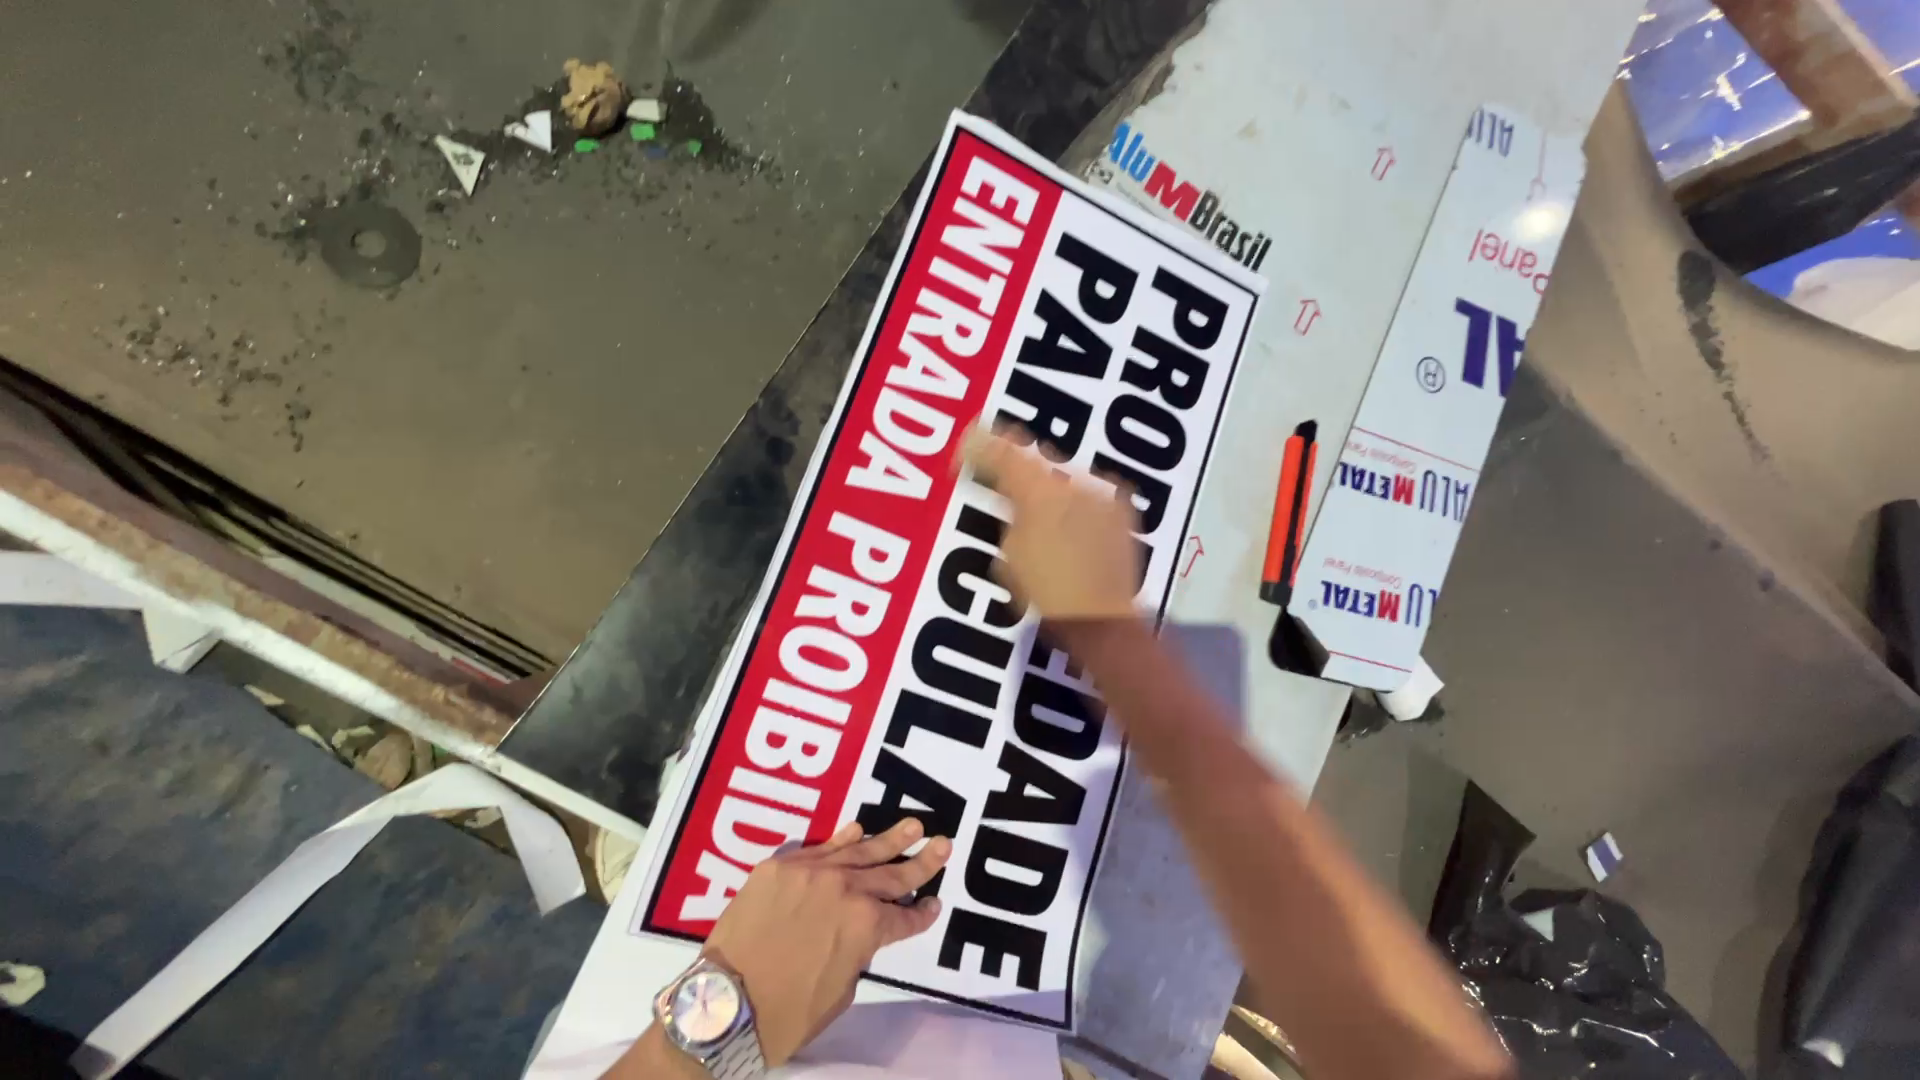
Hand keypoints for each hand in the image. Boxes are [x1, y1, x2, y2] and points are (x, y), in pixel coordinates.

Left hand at [704, 818, 950, 1065]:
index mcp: (866, 927)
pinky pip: (819, 848)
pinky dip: (841, 840)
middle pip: (891, 875)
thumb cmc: (786, 1015)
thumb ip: (857, 952)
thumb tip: (857, 934)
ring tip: (912, 826)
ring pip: (859, 851)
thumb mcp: (840, 992)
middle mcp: (845, 891)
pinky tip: (858, 830)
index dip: (921, 915)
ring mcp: (811, 873)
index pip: (903, 918)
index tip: (934, 905)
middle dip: (920, 862)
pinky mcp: (780, 867)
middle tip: (943, 843)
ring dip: (888, 840)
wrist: (724, 1006)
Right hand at [960, 426, 1143, 619]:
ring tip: (1034, 499)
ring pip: (1065, 476)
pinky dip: (1073, 500)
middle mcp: (1074, 484)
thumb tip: (1013, 502)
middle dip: (1017, 464)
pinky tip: (1066, 517)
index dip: (981, 445)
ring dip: (1047, 484)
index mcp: (1038, 493)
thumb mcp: (1009, 555)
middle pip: (1037, 459)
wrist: (1101, 620)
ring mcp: (1102, 496)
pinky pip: (1089, 494)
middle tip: (1000, 473)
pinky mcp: (1121, 512)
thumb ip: (1009, 517)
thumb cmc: (1046, 593)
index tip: (967, 447)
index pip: (1004, 453)